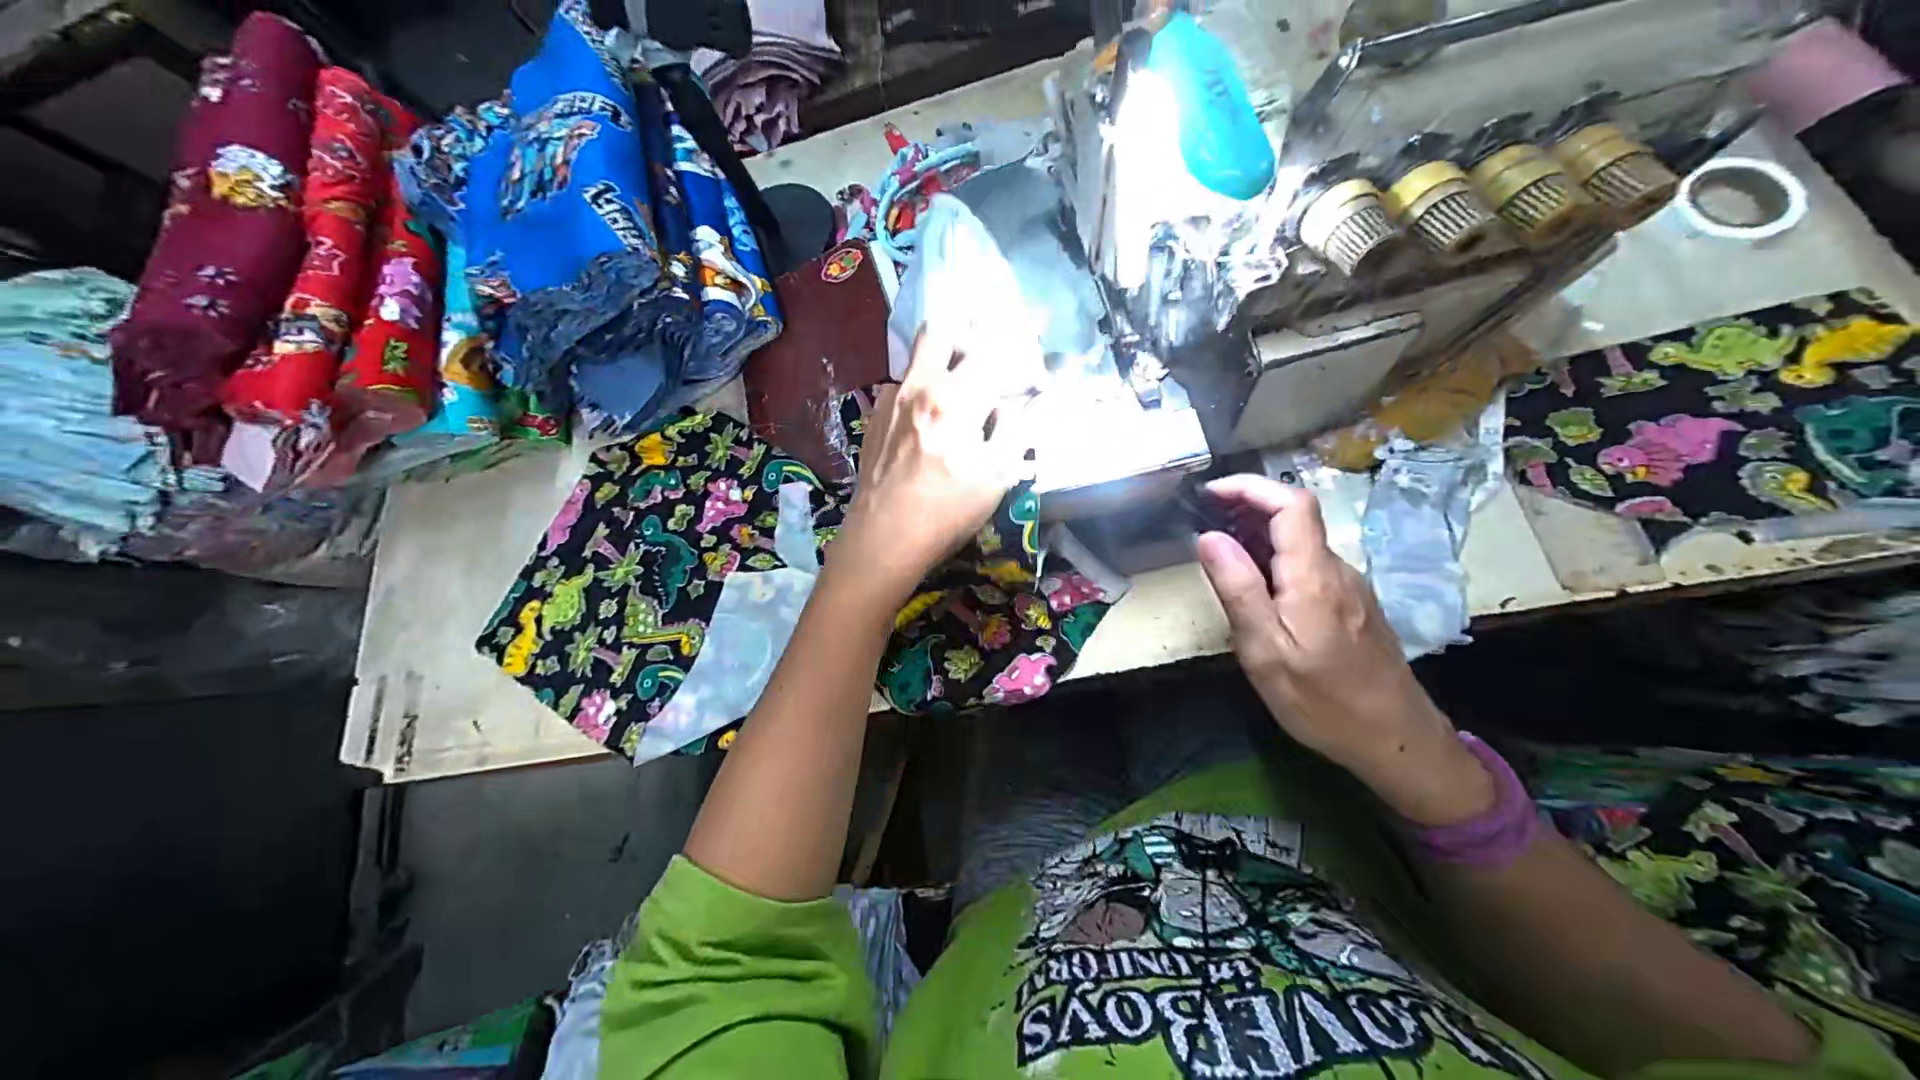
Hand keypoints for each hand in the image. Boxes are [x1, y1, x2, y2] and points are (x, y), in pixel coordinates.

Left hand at [831, 324, 1029, 603]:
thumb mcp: (996, 476)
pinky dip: (922, 391)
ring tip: (959, 392)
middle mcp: (918, 385)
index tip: (1035, 353)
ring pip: (918, 357)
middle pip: (942, 331)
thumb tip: (1026, 400)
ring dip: (942, 362)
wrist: (884, 537)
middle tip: (987, 360)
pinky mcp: (874, 416)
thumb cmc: (946, 510)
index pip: (995, 354)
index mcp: (954, 397)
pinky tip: (929, 422)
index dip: (1021, 350)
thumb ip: (1016, 428)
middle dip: (969, 336)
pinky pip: (902, 386)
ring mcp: (890, 398)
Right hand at [1194, 474, 1492, 825]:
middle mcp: (1337, 570)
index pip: (1290, 503)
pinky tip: (1257, 590)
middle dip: (1247, 509)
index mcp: (1314, 576)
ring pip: (1301, 543)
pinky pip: (1309, 566)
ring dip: (1259, 537)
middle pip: (1296, 517)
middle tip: (1204, 526)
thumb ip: (1238, 589)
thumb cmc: (1322, 701)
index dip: (1249, 486)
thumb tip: (1209, 536)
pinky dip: (1276, 560)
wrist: (1395, 740)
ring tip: (1221, 558)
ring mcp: (1349, 586)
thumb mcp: (1265, 651)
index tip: (1209, 493)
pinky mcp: (1352, 604)